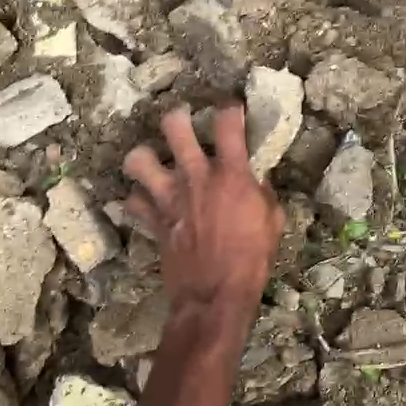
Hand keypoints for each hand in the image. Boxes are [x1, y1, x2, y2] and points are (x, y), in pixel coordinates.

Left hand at [123, 106, 284, 311]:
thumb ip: (262, 194)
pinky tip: (147, 201)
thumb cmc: (252, 259)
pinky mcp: (153, 220)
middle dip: (178, 117)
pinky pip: (133, 200)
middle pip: (174, 126)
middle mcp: (195, 176)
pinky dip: (138, 199)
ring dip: (144, 156)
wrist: (214, 296)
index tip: (232, 109)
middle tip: (183, 123)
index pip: (228, 122)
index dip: (230, 108)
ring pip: (139, 159)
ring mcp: (169, 197)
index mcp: (230, 174)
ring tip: (154, 161)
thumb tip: (255, 182)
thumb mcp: (273, 222)